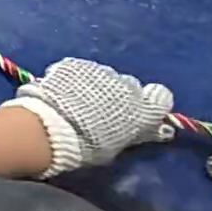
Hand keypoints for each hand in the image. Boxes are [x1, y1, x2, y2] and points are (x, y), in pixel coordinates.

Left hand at [3, 58, 173, 177]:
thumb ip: (133, 133)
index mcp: (144, 108)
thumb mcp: (116, 146)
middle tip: (98, 109)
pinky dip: (72, 78)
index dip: (148, 103)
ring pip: (103, 76)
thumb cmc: (86, 145)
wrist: (50, 127)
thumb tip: (150, 130)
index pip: (161, 98)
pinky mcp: (75, 64)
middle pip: (128, 86)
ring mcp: (100, 71)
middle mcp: (127, 85)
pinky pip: (78, 70)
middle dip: (117, 94)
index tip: (136, 111)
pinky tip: (59, 91)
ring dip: (93, 85)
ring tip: (74, 100)